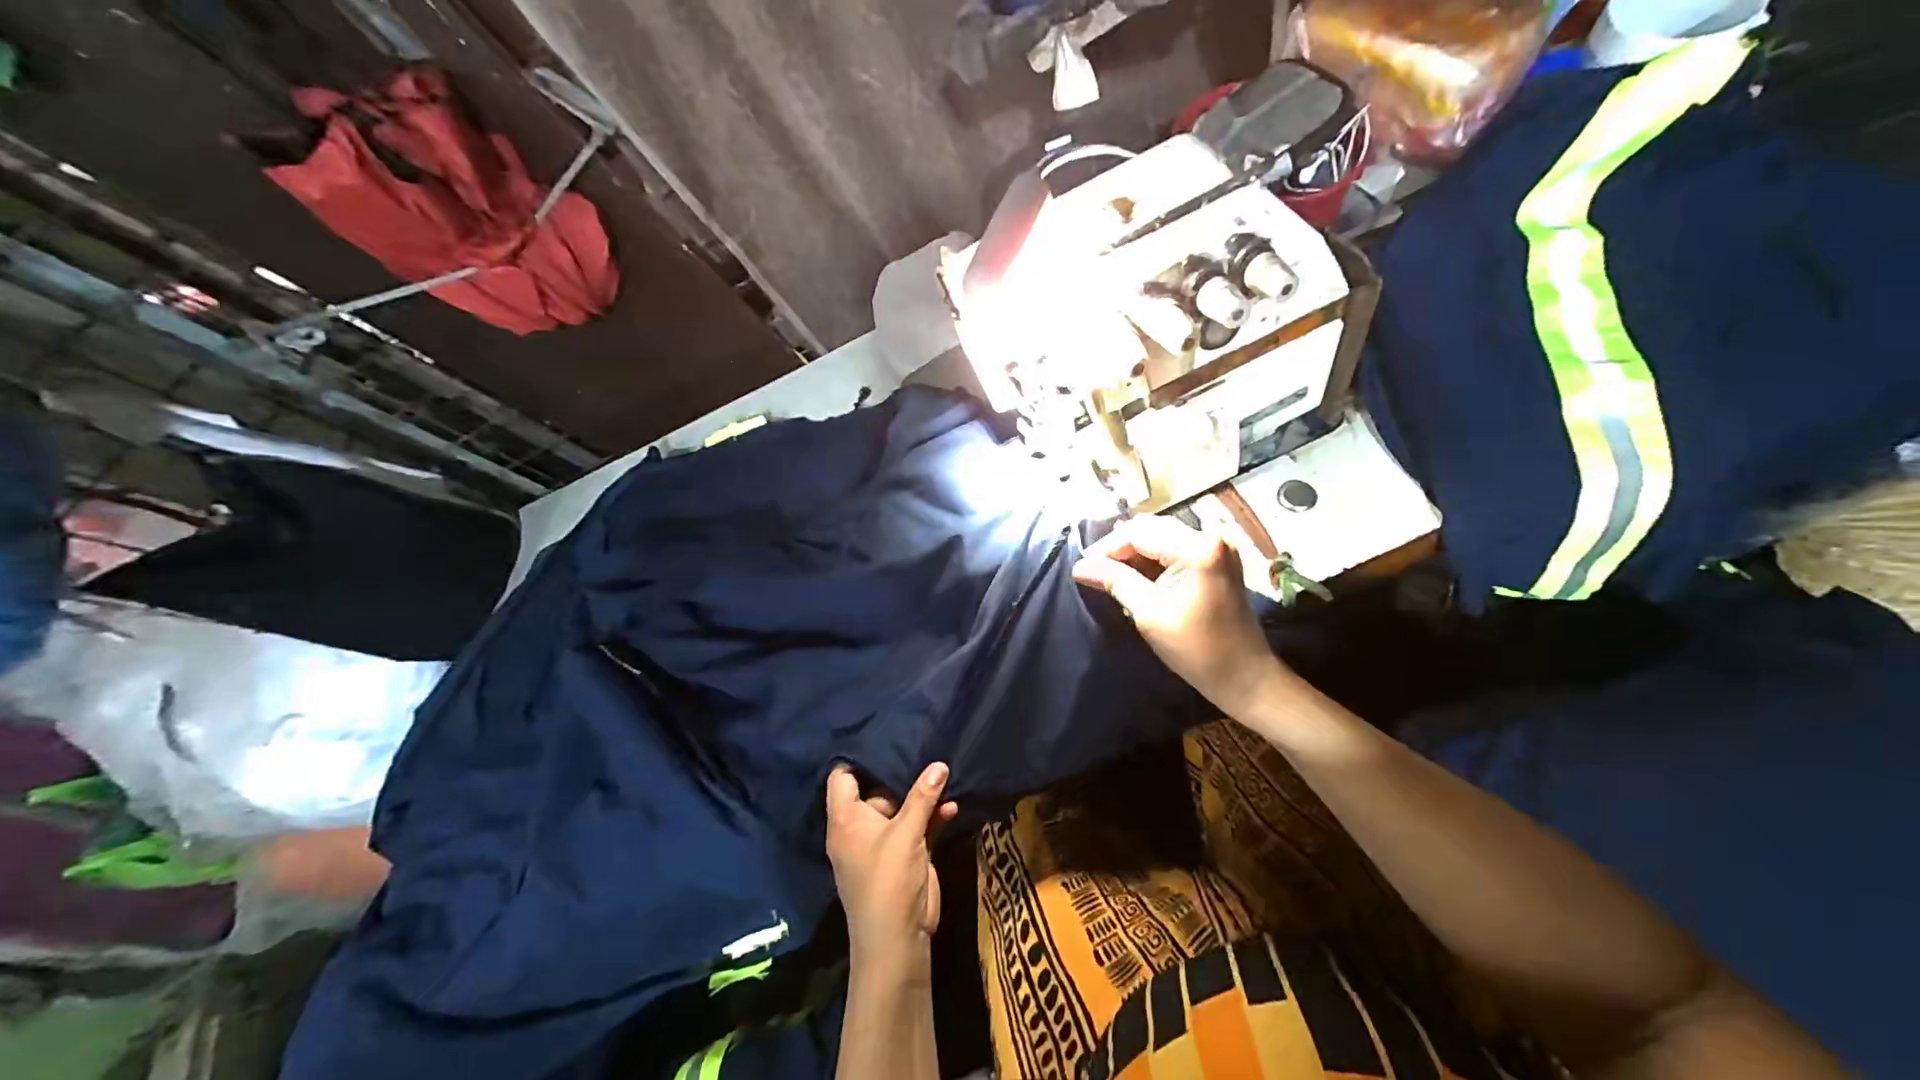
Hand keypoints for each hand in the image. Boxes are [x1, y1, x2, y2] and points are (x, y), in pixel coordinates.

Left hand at [825, 762, 958, 972]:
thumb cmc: (888, 879)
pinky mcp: (905, 856)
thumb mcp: (906, 833)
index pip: (842, 778)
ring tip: (942, 767)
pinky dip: (932, 816)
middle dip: (898, 771)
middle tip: (919, 742)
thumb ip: (922, 797)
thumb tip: (939, 764)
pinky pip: (917, 828)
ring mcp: (882, 842)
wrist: (898, 939)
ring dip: (920, 795)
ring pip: (900, 809)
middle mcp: (860, 827)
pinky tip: (953, 803)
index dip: (858, 757)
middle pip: (875, 790)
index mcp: (846, 819)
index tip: (881, 735)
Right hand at [1072, 516, 1289, 716]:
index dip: (1107, 548)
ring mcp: (1218, 546)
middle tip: (1093, 570)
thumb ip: (1115, 581)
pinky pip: (1176, 547)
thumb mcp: (1148, 613)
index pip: (1139, 533)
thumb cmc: (1197, 649)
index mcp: (1197, 548)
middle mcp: (1211, 537)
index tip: (1082, 568)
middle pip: (1151, 528)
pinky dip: (1152, 559)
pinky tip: (1135, 574)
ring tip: (1109, 573)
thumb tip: (1080, 566)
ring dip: (1134, 552)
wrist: (1245, 676)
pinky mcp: (1217, 559)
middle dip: (1119, 547)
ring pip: (1161, 536)